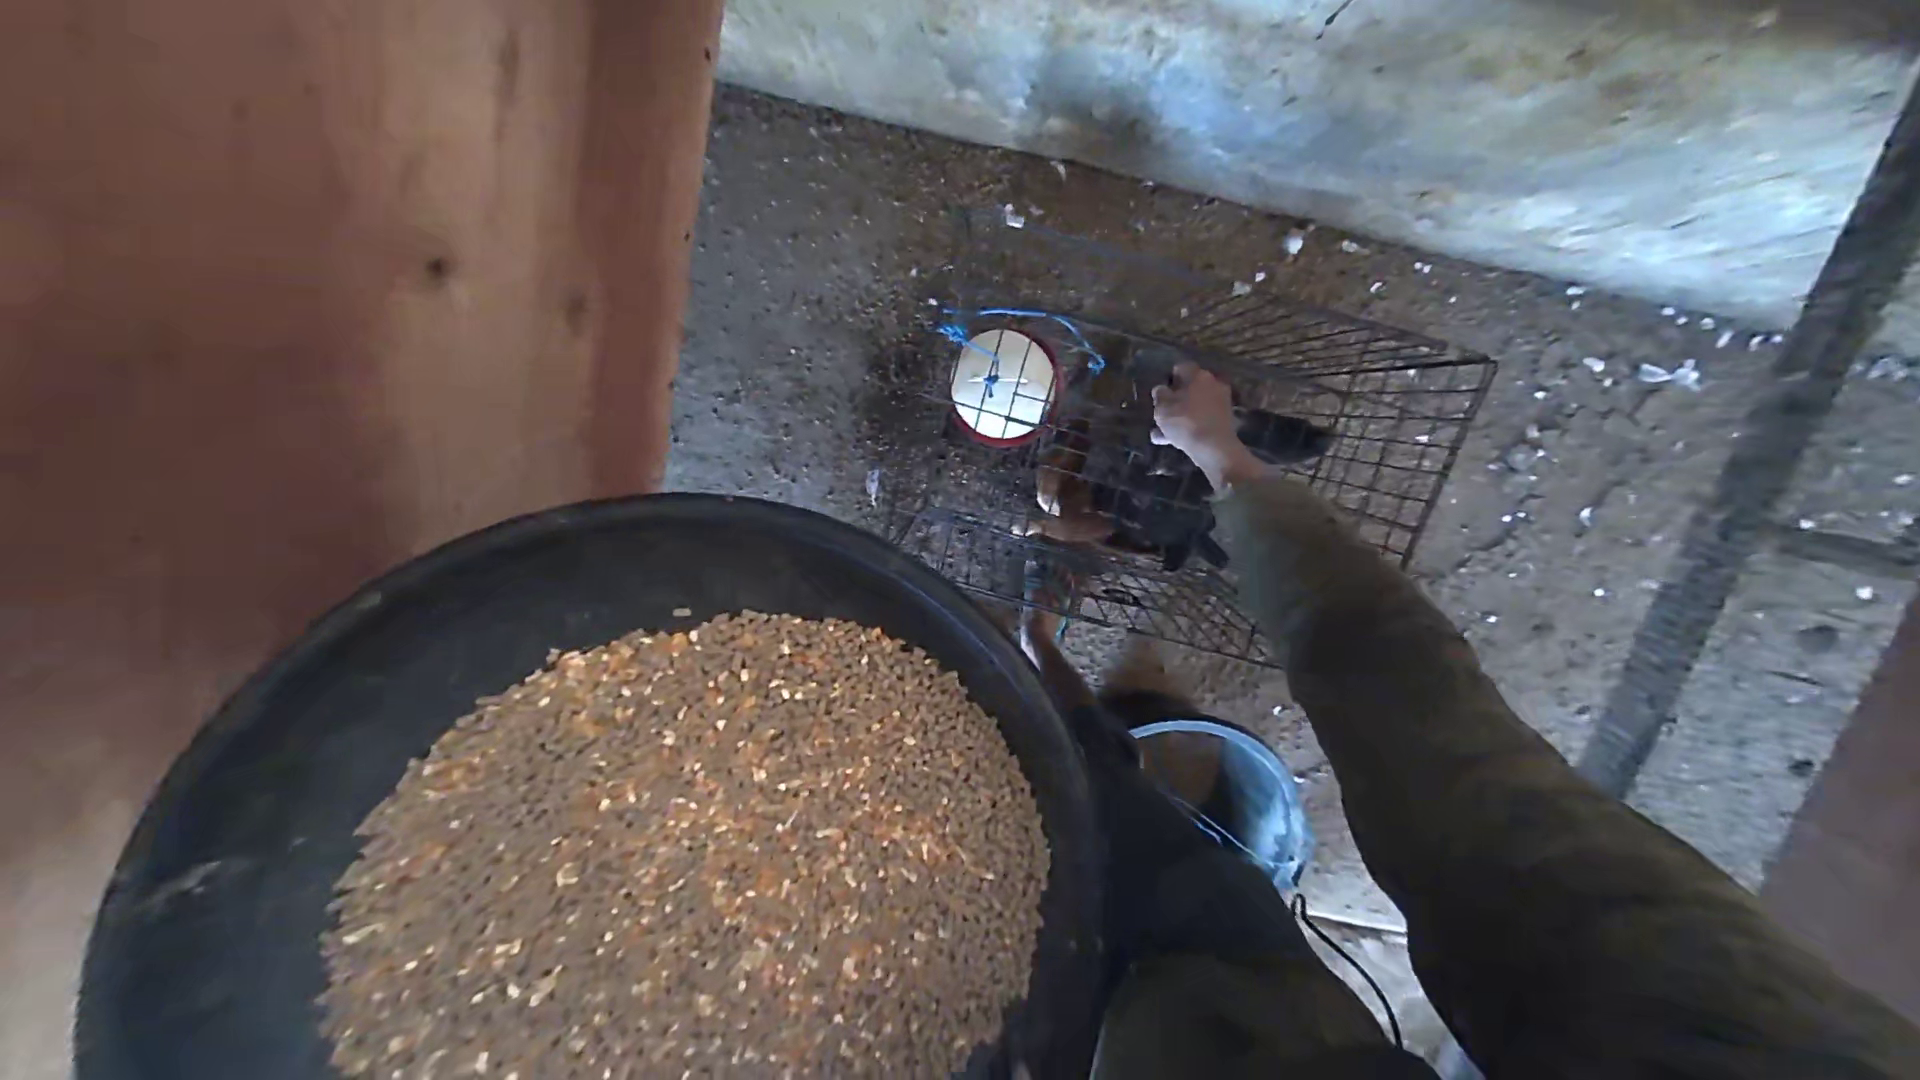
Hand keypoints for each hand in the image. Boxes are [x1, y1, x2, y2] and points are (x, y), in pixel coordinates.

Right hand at [1151, 363, 1264, 488]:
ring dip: (1181, 415)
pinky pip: (1202, 418)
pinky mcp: (1224, 418)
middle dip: (1175, 399)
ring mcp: (1221, 401)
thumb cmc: (1184, 421)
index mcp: (1197, 375)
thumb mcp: (1162, 407)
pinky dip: (1190, 425)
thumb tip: (1161, 389)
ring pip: (1194, 405)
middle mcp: (1212, 383)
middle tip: (1162, 412)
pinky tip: (1175, 439)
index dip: (1169, 378)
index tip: (1160, 391)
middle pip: (1190, 387)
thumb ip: (1159, 395)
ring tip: (1163, 431)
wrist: (1213, 446)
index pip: (1181, 367)